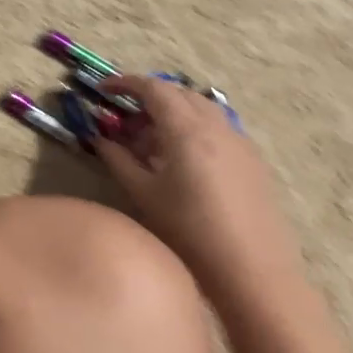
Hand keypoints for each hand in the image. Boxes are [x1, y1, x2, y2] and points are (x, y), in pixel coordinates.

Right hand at [93, 75, 301, 288]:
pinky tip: (177, 155)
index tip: (102, 88)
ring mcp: (240, 144)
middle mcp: (218, 129)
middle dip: (149, 94)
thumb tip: (101, 138)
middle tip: (121, 112)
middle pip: (181, 93)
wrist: (251, 269)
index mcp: (187, 132)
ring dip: (172, 110)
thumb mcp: (141, 192)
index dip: (125, 83)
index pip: (154, 89)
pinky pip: (218, 127)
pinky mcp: (252, 162)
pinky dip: (192, 126)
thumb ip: (117, 158)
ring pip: (202, 109)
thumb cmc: (187, 229)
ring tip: (147, 135)